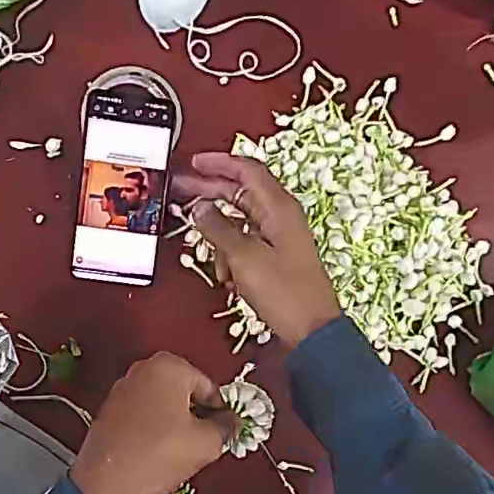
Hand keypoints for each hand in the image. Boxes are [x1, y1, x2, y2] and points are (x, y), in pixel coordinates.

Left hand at [70, 353, 232, 493]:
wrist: (105, 479)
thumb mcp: (206, 443)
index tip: (223, 432)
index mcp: (170, 367)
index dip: (220, 413)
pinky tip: (157, 449)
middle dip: (197, 415)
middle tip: (202, 442)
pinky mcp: (110, 406)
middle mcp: (145, 368)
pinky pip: (144, 411)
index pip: (210, 388)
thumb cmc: (157, 453)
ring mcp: (124, 386)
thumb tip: (231, 422)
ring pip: (164, 402)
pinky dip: (154, 425)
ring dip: (176, 421)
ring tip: (178, 449)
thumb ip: (227, 427)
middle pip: (186, 392)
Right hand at [173, 153, 342, 346]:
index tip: (194, 163)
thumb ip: (218, 228)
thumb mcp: (244, 257)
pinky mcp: (277, 255)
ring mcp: (280, 235)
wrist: (311, 330)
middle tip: (182, 194)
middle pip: (241, 192)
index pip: (247, 169)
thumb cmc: (285, 293)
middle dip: (211, 194)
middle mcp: (281, 216)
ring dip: (220, 234)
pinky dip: (231, 252)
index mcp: (278, 207)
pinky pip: (246, 242)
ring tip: (209, 250)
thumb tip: (199, 207)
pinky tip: (226, 272)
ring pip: (240, 220)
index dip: (219, 163)